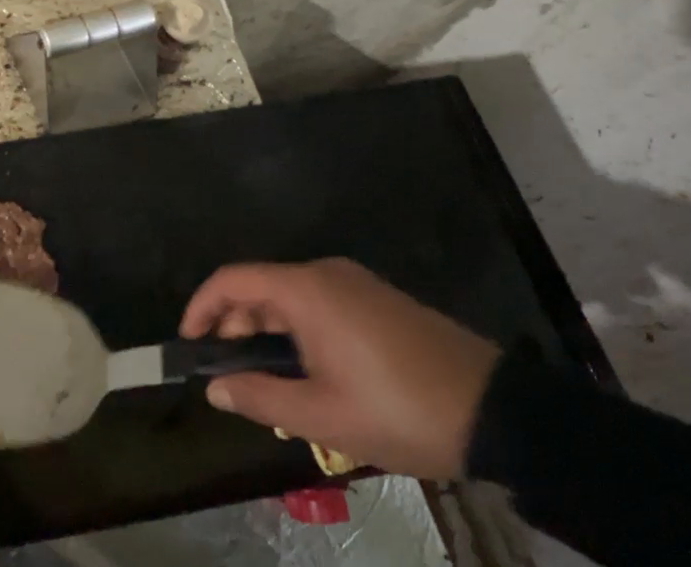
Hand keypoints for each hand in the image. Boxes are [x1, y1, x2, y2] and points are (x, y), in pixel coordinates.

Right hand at [180, 258, 500, 480]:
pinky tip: (307, 373)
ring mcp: (359, 286)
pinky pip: (320, 305)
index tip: (189, 344)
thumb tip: (215, 388)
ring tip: (266, 382)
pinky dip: (297, 330)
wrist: (501, 415)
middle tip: (230, 373)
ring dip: (266, 332)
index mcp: (307, 291)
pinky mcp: (381, 302)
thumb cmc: (399, 410)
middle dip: (234, 325)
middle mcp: (328, 275)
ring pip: (291, 298)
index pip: (233, 281)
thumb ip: (259, 397)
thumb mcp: (321, 415)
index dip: (201, 308)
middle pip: (261, 287)